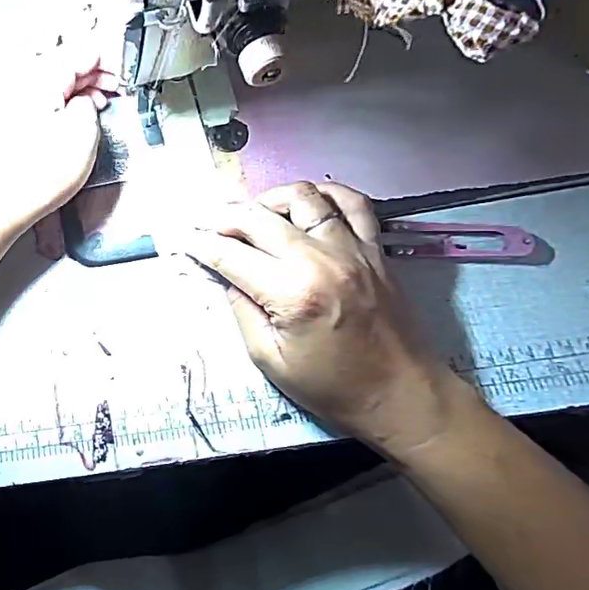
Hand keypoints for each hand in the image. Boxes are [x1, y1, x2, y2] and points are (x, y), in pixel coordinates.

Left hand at [0, 45, 113, 245]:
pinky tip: (64, 122)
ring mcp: (5, 99)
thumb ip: (89, 104)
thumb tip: (85, 99)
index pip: (84, 51)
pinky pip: (34, 99)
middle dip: (92, 75)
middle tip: (111, 93)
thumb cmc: (32, 177)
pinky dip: (54, 104)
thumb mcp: (83, 134)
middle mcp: (18, 80)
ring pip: (49, 81)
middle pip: (64, 62)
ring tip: (90, 110)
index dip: (111, 62)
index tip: (123, 76)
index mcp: (41, 76)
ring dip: (73, 90)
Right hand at [178, 181, 475, 457]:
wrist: (404, 395)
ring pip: (303, 197)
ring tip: (255, 216)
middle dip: (223, 219)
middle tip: (207, 228)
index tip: (184, 240)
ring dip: (269, 200)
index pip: (230, 254)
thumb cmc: (332, 387)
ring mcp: (352, 249)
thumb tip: (223, 274)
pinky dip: (326, 194)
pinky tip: (306, 203)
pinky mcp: (375, 249)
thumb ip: (241, 309)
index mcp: (291, 294)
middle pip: (258, 218)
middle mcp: (321, 261)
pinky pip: (353, 202)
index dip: (200, 245)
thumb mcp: (269, 359)